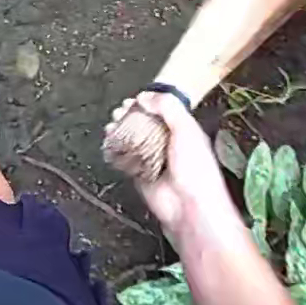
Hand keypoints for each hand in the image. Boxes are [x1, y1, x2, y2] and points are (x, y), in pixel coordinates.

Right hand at [107, 92, 240, 238]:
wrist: (188, 208)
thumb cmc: (195, 170)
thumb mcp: (186, 128)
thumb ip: (168, 107)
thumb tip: (145, 96)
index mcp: (183, 130)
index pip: (161, 110)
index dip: (146, 103)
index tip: (134, 100)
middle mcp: (167, 142)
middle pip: (143, 123)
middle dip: (129, 115)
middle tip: (120, 111)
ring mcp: (153, 158)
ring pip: (132, 138)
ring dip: (120, 130)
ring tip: (112, 125)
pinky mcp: (140, 173)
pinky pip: (124, 157)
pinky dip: (115, 149)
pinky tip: (110, 141)